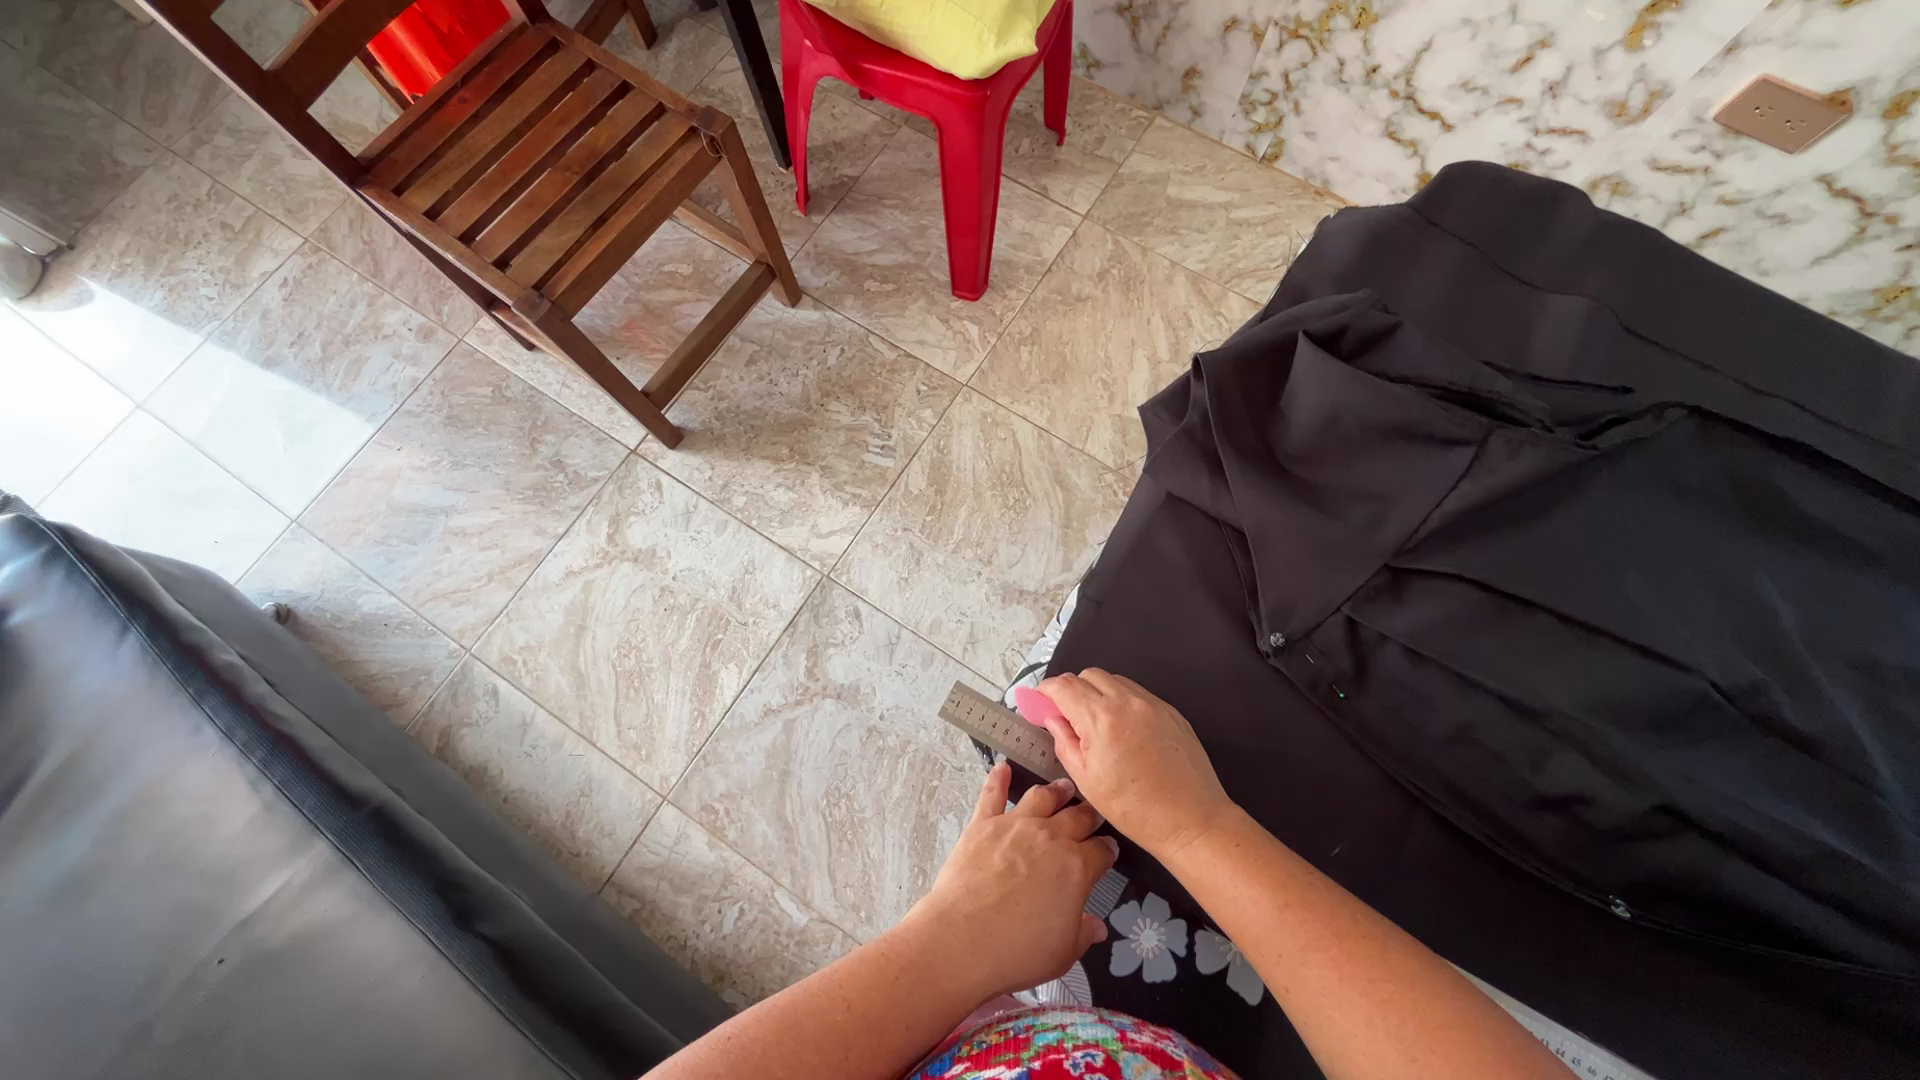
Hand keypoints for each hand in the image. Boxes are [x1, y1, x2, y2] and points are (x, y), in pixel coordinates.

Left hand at [905, 762, 1118, 998]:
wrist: (963, 939)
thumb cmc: (1017, 952)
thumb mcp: (1062, 953)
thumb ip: (1082, 934)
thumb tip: (1096, 928)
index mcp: (1077, 868)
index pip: (1101, 851)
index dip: (1107, 849)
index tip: (1108, 849)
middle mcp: (1050, 838)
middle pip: (1076, 817)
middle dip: (1088, 813)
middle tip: (1092, 810)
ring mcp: (1015, 825)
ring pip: (1041, 798)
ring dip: (1055, 790)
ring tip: (1062, 786)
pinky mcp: (982, 823)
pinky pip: (992, 794)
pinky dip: (998, 778)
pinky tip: (1002, 766)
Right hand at [1033, 669, 1237, 860]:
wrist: (1191, 819)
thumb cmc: (1138, 809)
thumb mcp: (1086, 780)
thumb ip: (1064, 742)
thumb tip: (1054, 721)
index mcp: (1101, 719)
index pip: (1064, 686)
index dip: (1046, 691)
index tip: (1040, 701)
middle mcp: (1127, 702)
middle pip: (1088, 675)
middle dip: (1072, 690)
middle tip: (1067, 715)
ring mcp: (1152, 704)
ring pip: (1114, 680)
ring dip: (1098, 693)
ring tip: (1097, 725)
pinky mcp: (1170, 711)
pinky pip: (1137, 693)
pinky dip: (1122, 701)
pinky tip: (1123, 730)